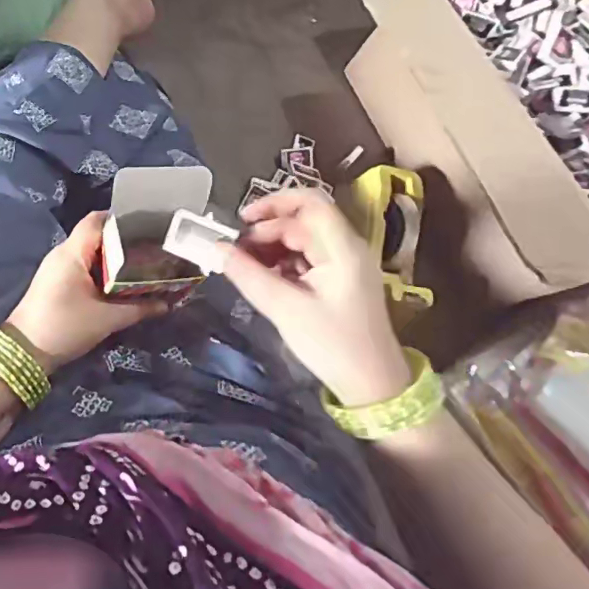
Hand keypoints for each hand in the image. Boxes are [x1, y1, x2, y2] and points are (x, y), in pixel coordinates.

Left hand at [6, 212, 164, 368]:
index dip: (122, 219)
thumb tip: (167, 303)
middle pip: (96, 234)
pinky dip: (102, 269)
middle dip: (123, 240)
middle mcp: (63, 253)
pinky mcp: (57, 281)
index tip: (147, 226)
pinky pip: (83, 266)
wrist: (25, 352)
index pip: (96, 220)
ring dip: (113, 257)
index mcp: (72, 253)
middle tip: (151, 248)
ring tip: (142, 264)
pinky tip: (120, 281)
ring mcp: (57, 267)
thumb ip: (138, 308)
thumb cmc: (64, 327)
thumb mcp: (106, 319)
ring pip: (90, 252)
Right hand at [218, 189, 413, 406]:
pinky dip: (284, 263)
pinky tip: (265, 279)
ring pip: (303, 240)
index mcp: (342, 248)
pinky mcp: (339, 281)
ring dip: (273, 247)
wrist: (372, 385)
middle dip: (266, 231)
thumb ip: (248, 275)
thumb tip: (216, 248)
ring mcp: (345, 264)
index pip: (310, 203)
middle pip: (302, 222)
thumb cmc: (332, 345)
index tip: (241, 220)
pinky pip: (308, 259)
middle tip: (236, 252)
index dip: (273, 203)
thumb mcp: (285, 309)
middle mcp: (347, 248)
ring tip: (246, 266)